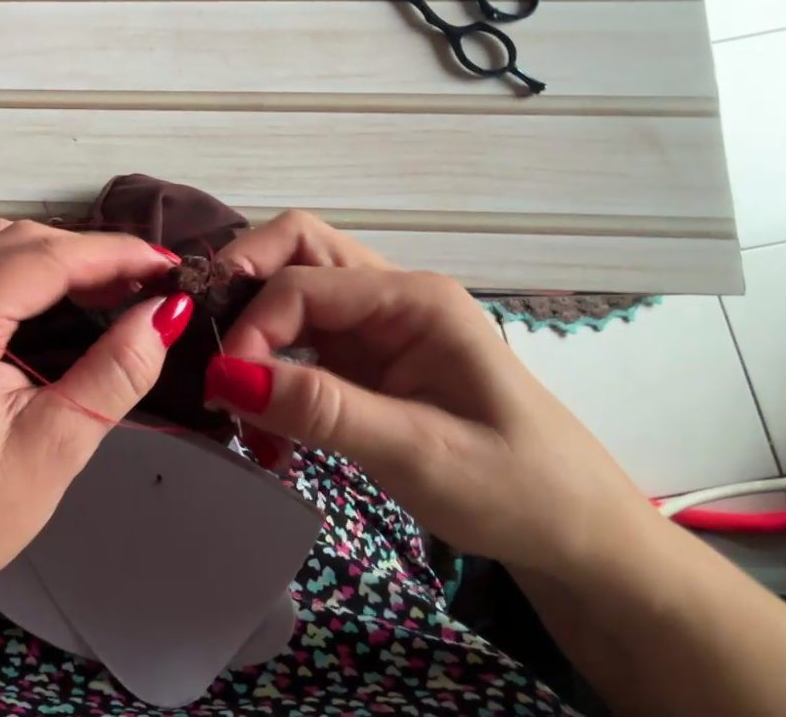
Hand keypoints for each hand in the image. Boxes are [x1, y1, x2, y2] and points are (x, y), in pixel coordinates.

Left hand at [0, 219, 191, 602]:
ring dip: (62, 256)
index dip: (113, 254)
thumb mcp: (58, 444)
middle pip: (20, 242)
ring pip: (1, 246)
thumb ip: (116, 370)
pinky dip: (33, 269)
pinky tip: (71, 296)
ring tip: (120, 289)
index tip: (171, 266)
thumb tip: (169, 311)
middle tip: (153, 284)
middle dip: (92, 253)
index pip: (43, 259)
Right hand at [206, 211, 661, 575]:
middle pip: (293, 249)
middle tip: (209, 349)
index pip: (300, 282)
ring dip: (250, 328)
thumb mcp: (417, 453)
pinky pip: (297, 338)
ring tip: (233, 390)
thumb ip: (320, 409)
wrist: (575, 536)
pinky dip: (267, 365)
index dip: (252, 327)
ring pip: (289, 287)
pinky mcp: (363, 358)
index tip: (228, 391)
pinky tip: (263, 418)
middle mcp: (390, 294)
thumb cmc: (515, 489)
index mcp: (413, 298)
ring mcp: (376, 324)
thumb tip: (224, 374)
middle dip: (240, 289)